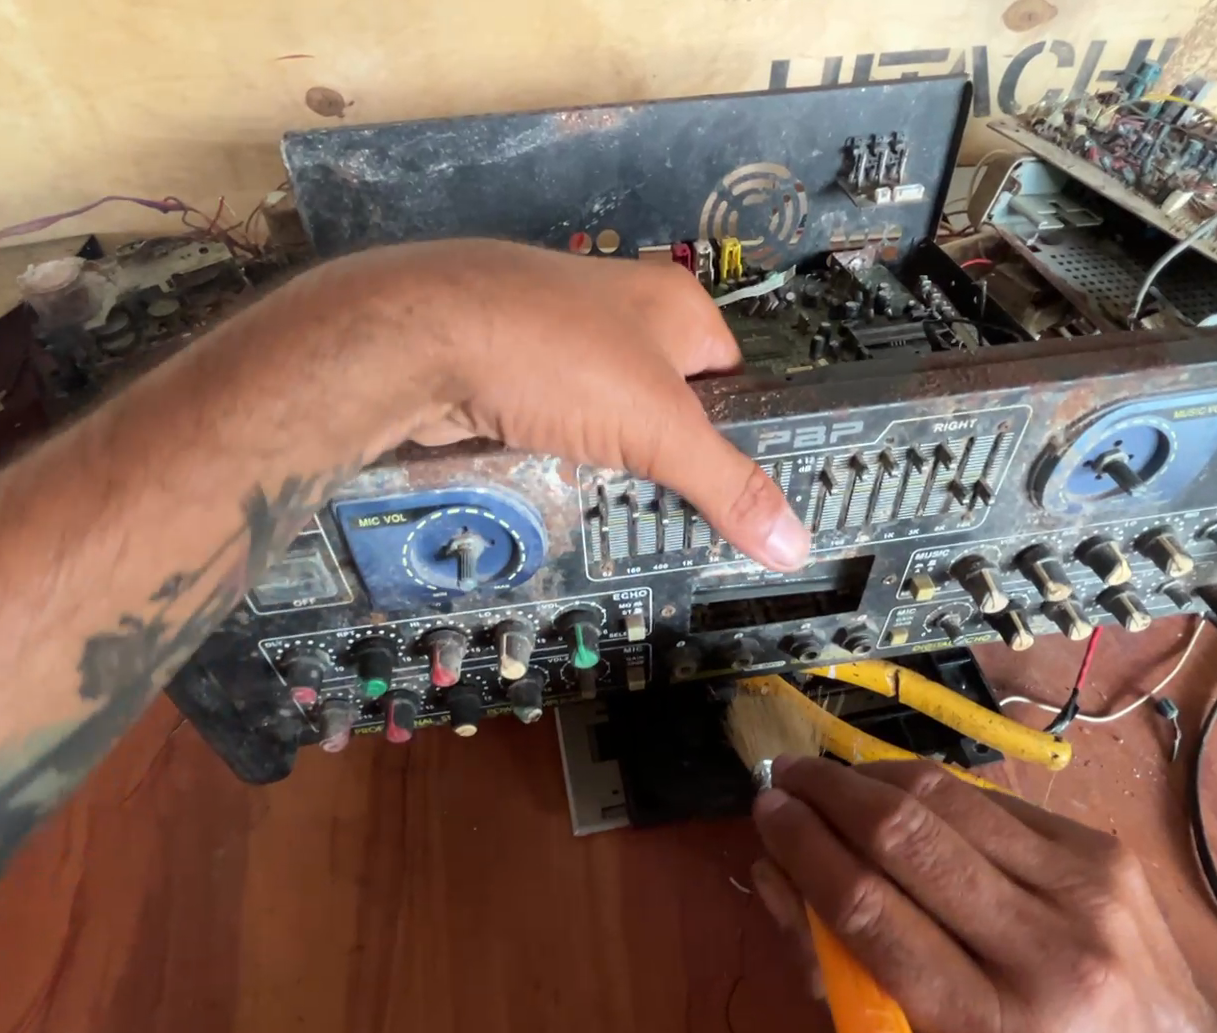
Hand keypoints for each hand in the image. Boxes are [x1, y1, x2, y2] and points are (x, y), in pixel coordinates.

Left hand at [276, 239, 810, 570]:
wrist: (421, 337)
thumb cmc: (558, 359)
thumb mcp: (658, 427)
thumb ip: (726, 485)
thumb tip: (795, 544)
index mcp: (675, 306)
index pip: (731, 378)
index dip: (735, 434)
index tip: (735, 496)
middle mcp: (621, 312)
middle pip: (668, 400)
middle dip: (669, 458)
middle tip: (679, 520)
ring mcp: (560, 338)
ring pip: (607, 416)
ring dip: (612, 462)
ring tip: (623, 518)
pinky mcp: (512, 368)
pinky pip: (557, 422)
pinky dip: (563, 456)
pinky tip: (564, 492)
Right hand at [750, 757, 1216, 1032]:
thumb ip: (834, 972)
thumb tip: (772, 871)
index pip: (868, 910)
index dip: (803, 847)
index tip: (764, 810)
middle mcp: (1052, 955)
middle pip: (904, 835)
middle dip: (826, 791)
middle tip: (783, 775)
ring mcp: (1089, 893)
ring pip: (945, 796)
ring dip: (868, 774)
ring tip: (828, 776)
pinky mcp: (1105, 852)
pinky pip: (988, 798)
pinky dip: (928, 791)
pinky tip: (899, 797)